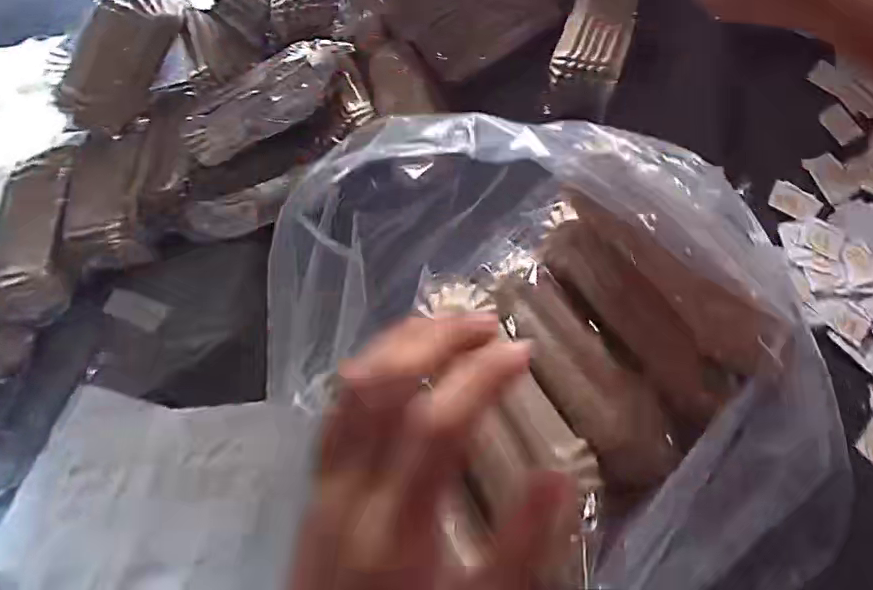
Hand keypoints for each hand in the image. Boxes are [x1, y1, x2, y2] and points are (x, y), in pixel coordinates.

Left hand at [290, 316, 576, 589]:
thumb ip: (519, 549)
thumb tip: (558, 475)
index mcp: (393, 528)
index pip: (436, 423)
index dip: (482, 375)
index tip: (524, 350)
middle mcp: (349, 495)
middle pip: (383, 386)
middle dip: (440, 338)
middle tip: (490, 322)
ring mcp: (323, 486)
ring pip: (353, 386)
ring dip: (406, 340)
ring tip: (454, 322)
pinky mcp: (314, 486)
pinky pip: (340, 402)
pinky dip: (378, 361)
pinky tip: (410, 353)